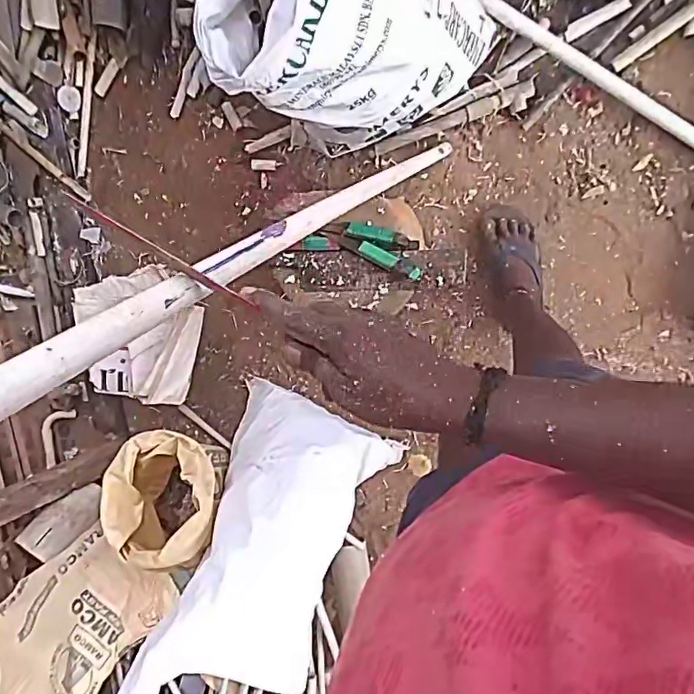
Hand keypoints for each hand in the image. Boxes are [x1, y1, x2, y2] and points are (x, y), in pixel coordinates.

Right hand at [249, 289, 478, 433]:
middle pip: (311, 313)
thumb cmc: (393, 400)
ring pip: (331, 318)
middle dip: (297, 329)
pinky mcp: (384, 325)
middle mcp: (353, 319)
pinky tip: (350, 363)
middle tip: (296, 357)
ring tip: (329, 369)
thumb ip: (314, 365)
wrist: (446, 393)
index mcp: (338, 335)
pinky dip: (339, 337)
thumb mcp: (344, 392)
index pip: (293, 316)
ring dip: (320, 335)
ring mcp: (371, 319)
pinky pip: (350, 324)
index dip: (268, 306)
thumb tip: (290, 347)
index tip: (248, 293)